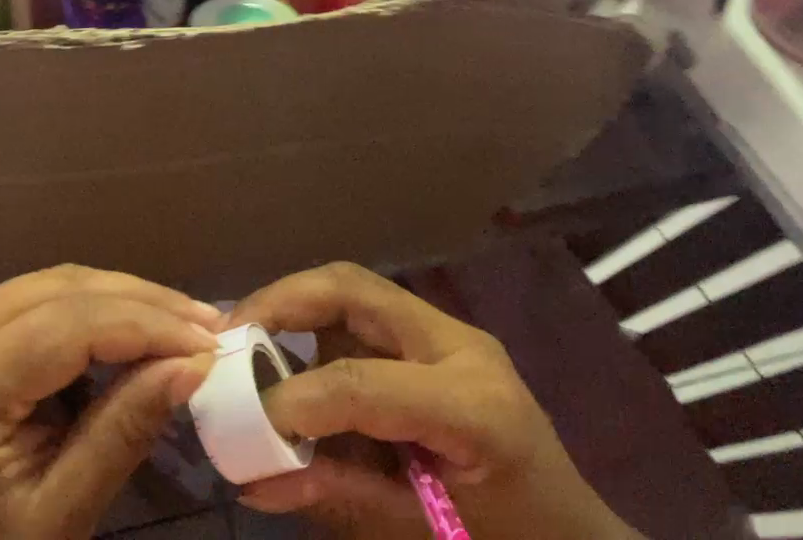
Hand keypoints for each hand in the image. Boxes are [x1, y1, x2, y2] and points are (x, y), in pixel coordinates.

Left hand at [0, 265, 225, 539]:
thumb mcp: (58, 513)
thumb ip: (123, 430)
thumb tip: (194, 364)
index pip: (68, 326)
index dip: (147, 324)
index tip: (212, 341)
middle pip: (57, 290)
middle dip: (138, 300)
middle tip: (207, 323)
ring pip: (44, 286)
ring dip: (115, 299)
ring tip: (180, 324)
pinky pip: (27, 304)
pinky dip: (83, 312)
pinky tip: (127, 330)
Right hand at [229, 263, 641, 539]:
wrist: (575, 533)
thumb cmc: (509, 536)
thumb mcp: (423, 529)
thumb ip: (338, 496)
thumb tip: (252, 483)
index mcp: (475, 407)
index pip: (366, 383)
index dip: (297, 397)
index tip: (246, 421)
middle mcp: (458, 348)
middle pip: (351, 288)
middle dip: (279, 301)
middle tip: (227, 334)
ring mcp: (445, 334)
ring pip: (349, 290)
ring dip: (289, 310)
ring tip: (245, 344)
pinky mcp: (430, 336)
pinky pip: (356, 315)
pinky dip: (310, 331)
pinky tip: (284, 361)